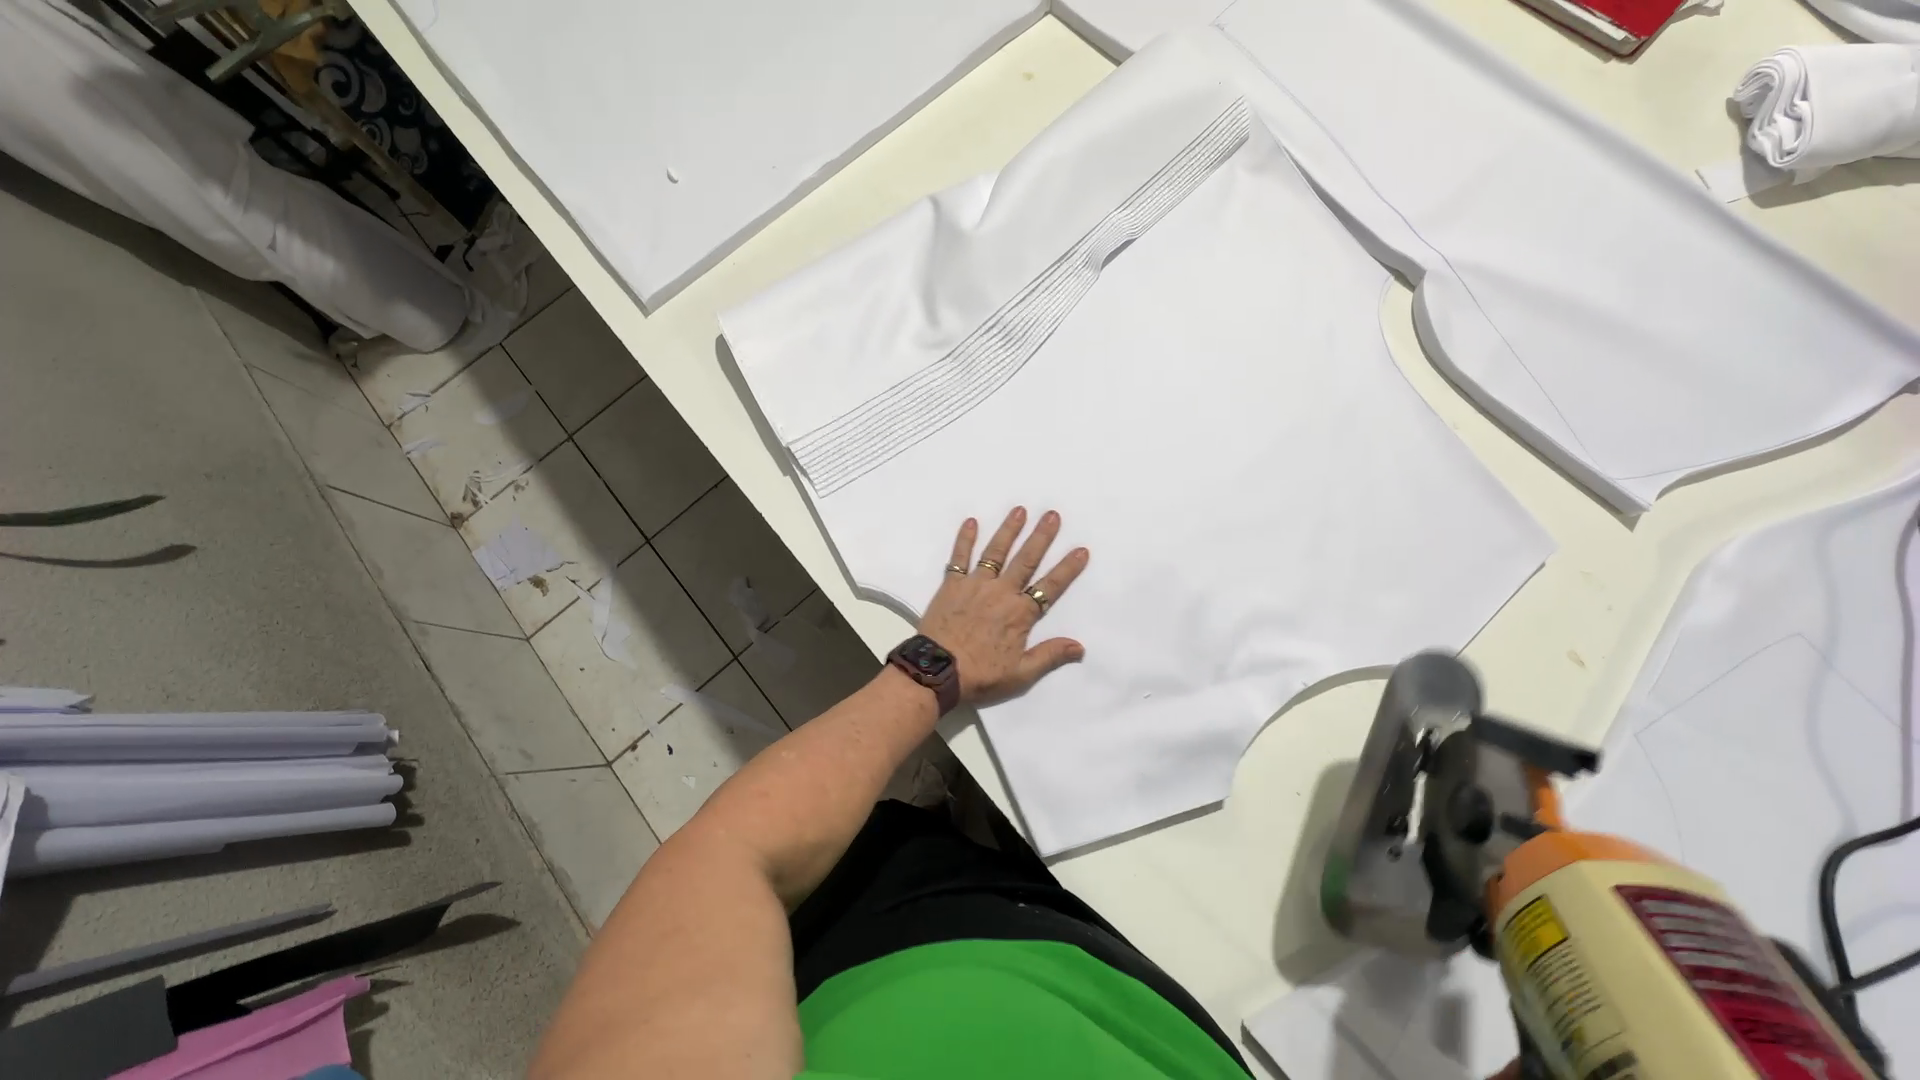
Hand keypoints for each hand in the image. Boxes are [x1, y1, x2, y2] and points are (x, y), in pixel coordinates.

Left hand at [920, 507, 1089, 707]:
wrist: (936, 672)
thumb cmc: (980, 676)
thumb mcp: (1020, 674)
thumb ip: (1050, 656)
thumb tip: (1079, 647)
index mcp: (1020, 614)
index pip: (1050, 587)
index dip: (1067, 569)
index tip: (1081, 550)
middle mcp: (1001, 593)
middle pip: (1026, 560)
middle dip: (1041, 537)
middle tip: (1052, 515)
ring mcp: (975, 585)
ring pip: (996, 552)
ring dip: (1009, 530)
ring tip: (1019, 510)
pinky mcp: (951, 585)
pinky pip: (959, 558)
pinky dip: (964, 539)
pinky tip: (971, 522)